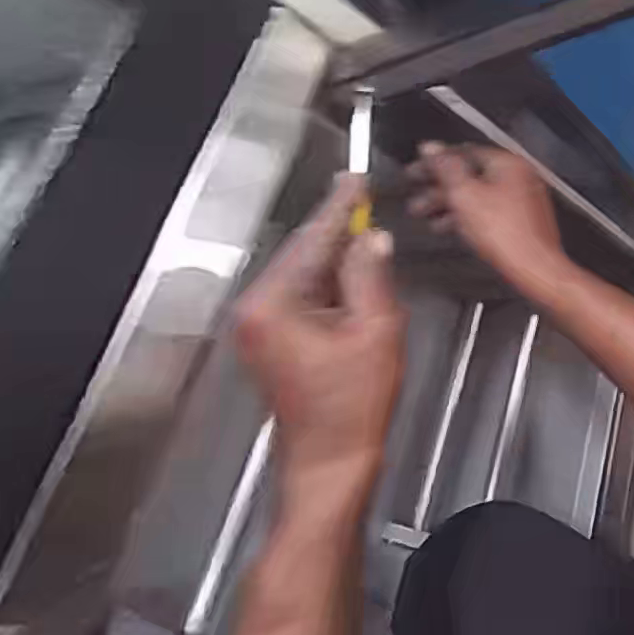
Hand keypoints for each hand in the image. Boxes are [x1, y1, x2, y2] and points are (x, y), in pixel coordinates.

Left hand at [233, 175, 403, 507]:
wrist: (332, 455)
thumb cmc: (353, 402)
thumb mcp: (377, 330)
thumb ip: (371, 277)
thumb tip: (372, 240)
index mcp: (274, 304)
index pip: (312, 241)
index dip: (339, 207)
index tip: (354, 179)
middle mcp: (256, 311)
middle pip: (304, 254)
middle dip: (338, 230)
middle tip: (364, 201)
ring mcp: (261, 328)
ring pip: (307, 275)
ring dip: (339, 259)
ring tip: (369, 240)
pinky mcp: (274, 341)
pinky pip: (306, 297)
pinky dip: (334, 284)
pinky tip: (358, 279)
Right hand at [408, 143, 566, 291]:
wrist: (534, 267)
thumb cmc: (504, 233)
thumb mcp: (464, 194)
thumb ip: (445, 168)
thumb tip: (431, 147)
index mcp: (509, 164)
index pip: (464, 153)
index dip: (435, 161)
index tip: (415, 170)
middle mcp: (520, 177)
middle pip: (470, 175)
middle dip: (438, 186)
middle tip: (414, 193)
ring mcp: (523, 199)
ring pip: (478, 195)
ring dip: (447, 203)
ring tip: (421, 214)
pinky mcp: (522, 220)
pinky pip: (489, 211)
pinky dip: (467, 216)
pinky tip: (448, 227)